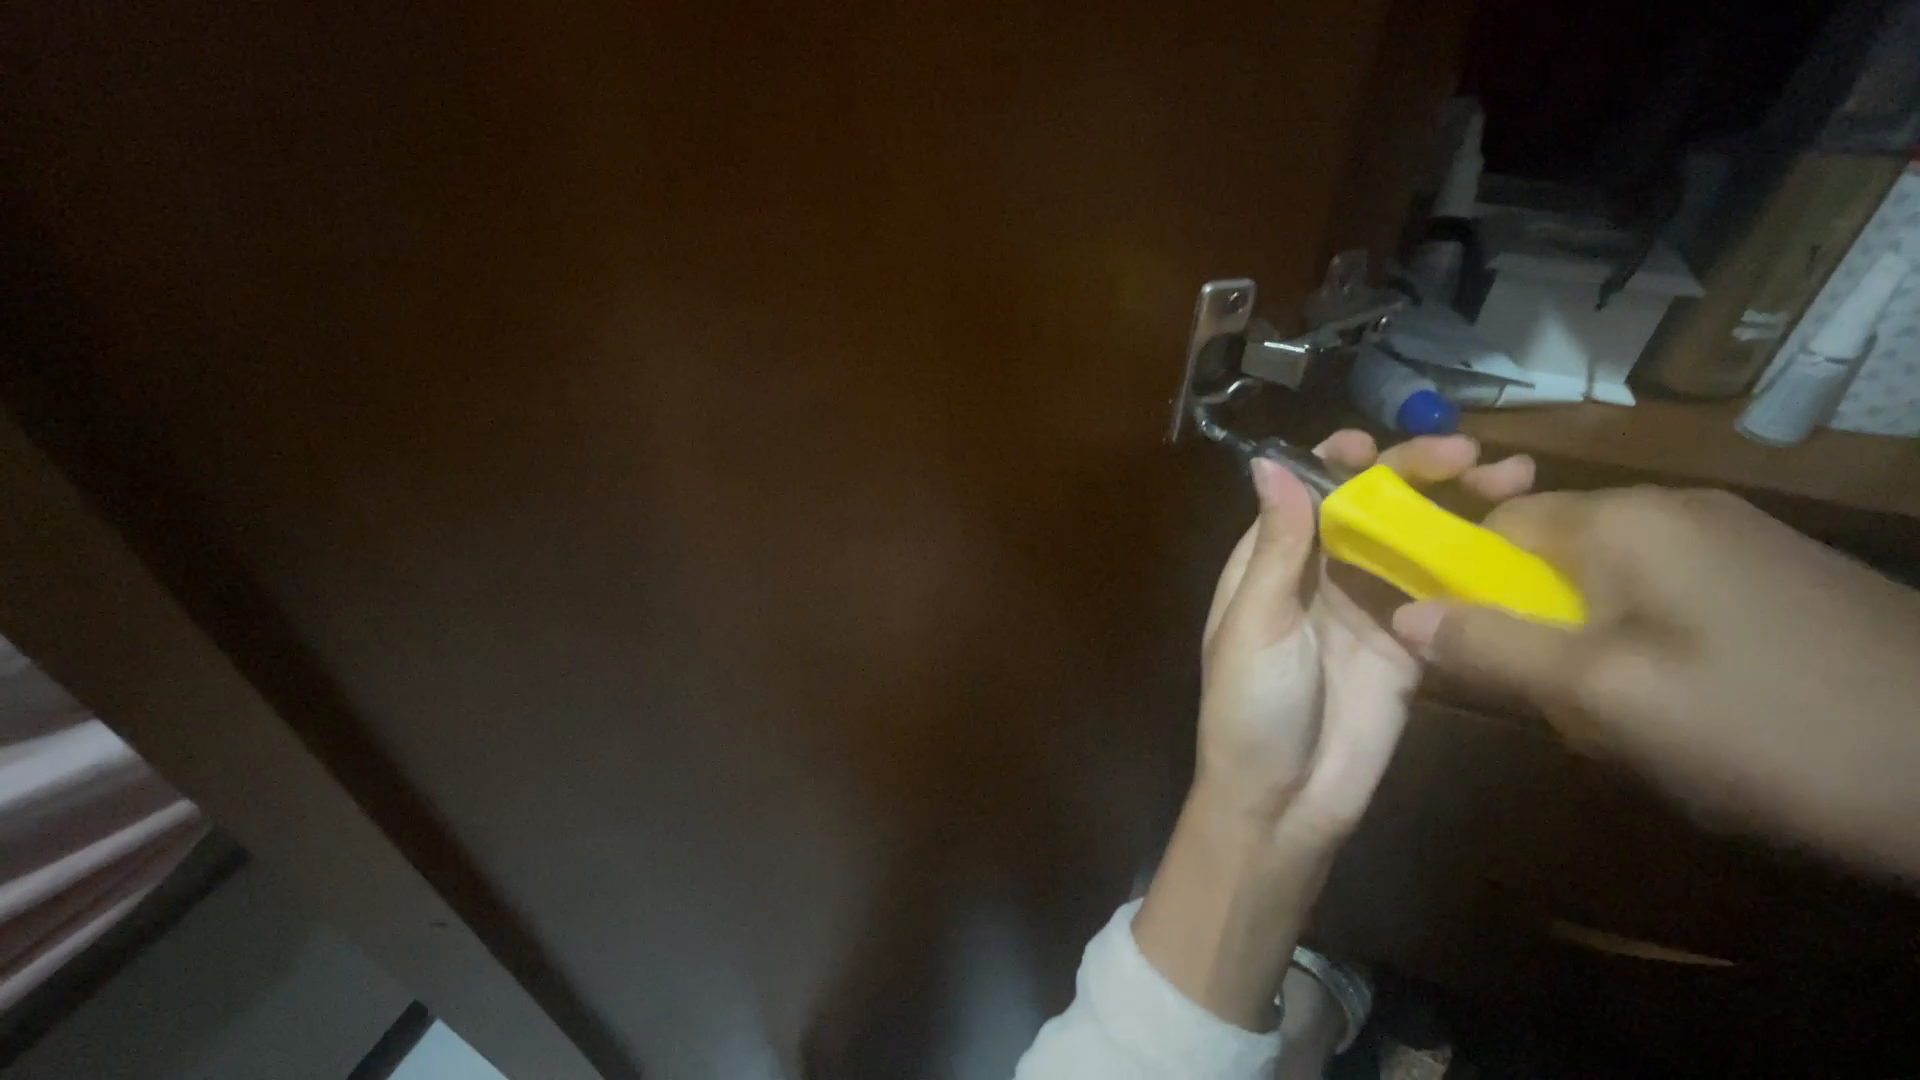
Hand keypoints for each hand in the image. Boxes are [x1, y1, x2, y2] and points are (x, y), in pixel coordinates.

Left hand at [1134, 432, 1532, 1030]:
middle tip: (1465, 453)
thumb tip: (1268, 464)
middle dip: (1412, 473)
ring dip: (1456, 505)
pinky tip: (1520, 532)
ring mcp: (1370, 607)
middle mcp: (1320, 575)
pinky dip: (1477, 561)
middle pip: (1369, 507)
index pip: (1306, 493)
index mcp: (1269, 563)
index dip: (1337, 462)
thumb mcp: (1253, 623)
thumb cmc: (1251, 708)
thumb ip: (1273, 547)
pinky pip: (1445, 592)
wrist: (1286, 801)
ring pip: (1414, 540)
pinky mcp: (1413, 644)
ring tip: (1509, 475)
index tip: (1370, 443)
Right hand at [1392, 486, 1919, 879]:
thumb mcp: (1606, 697)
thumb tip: (1401, 615)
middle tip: (1566, 705)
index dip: (1461, 586)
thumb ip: (1492, 649)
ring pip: (1603, 585)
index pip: (1489, 526)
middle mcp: (1671, 508)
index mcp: (1622, 519)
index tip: (1470, 655)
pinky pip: (1663, 600)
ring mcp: (1733, 538)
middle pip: (1545, 556)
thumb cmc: (1773, 728)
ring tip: (1632, 720)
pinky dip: (1647, 648)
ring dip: (1589, 647)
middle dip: (1534, 629)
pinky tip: (1694, 709)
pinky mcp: (1776, 577)